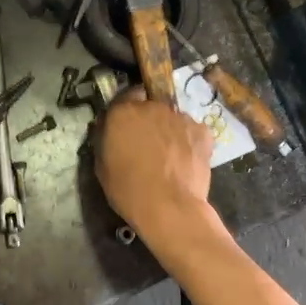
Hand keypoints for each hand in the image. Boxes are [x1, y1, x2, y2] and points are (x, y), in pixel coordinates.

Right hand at [95, 90, 217, 241]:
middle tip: (149, 146)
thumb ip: (107, 140)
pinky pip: (192, 132)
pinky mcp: (202, 131)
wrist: (170, 208)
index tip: (127, 127)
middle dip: (149, 122)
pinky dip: (189, 142)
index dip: (128, 111)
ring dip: (170, 132)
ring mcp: (181, 117)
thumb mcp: (103, 166)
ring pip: (173, 119)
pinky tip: (186, 162)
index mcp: (124, 112)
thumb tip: (112, 131)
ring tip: (170, 158)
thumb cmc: (129, 191)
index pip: (125, 96)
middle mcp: (153, 107)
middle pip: (151, 107)